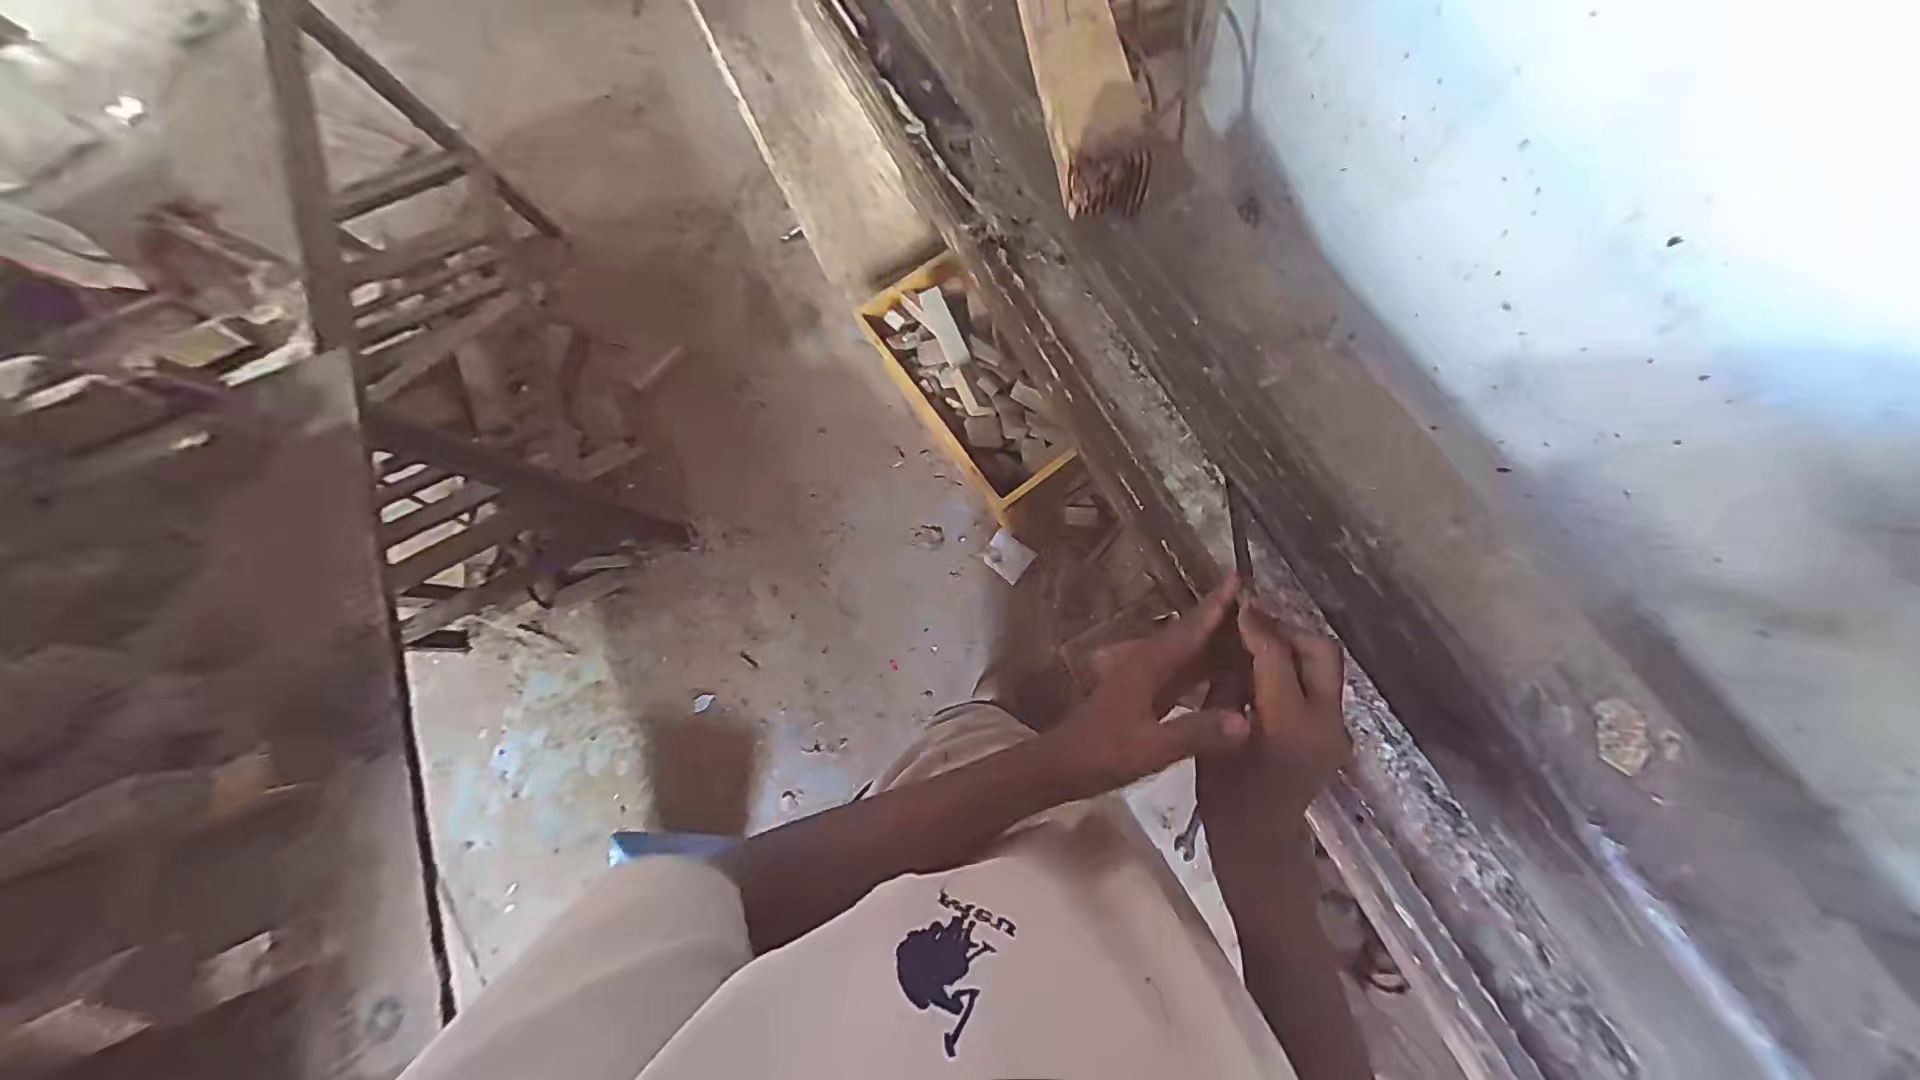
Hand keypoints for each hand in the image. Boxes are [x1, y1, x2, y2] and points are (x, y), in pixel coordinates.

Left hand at [1037, 578, 1252, 798]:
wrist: (1061, 765)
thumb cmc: (1100, 753)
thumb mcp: (1149, 748)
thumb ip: (1195, 734)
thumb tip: (1246, 721)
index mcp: (1147, 666)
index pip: (1190, 629)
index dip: (1216, 605)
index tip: (1241, 577)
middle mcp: (1147, 664)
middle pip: (1192, 635)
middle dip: (1225, 618)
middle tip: (1266, 604)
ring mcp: (1145, 680)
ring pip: (1189, 654)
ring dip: (1218, 643)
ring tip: (1257, 634)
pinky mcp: (1146, 697)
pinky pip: (1184, 675)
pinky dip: (1208, 670)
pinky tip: (1229, 676)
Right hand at [1198, 604, 1349, 836]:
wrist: (1259, 839)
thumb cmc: (1224, 791)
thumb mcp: (1216, 728)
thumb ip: (1230, 681)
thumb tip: (1235, 642)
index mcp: (1288, 723)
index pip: (1278, 654)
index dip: (1257, 623)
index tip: (1238, 600)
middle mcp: (1325, 722)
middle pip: (1321, 650)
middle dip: (1286, 628)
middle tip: (1250, 625)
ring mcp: (1337, 728)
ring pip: (1326, 664)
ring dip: (1293, 645)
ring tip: (1255, 642)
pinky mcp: (1336, 733)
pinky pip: (1320, 684)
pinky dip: (1295, 666)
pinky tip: (1265, 669)